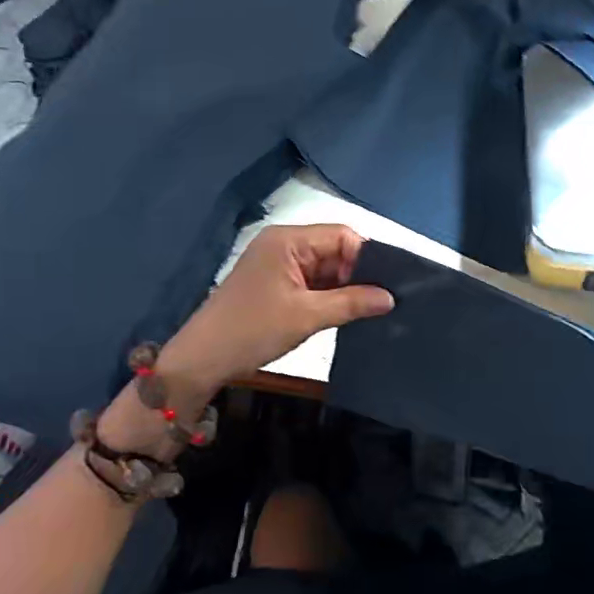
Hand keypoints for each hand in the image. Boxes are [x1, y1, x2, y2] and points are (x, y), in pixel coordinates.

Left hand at [159, 224, 394, 395]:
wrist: (202, 359)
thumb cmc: (253, 330)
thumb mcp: (307, 316)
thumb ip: (352, 302)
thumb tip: (390, 297)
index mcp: (287, 239)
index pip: (341, 235)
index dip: (365, 258)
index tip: (385, 286)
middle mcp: (282, 243)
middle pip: (333, 249)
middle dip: (356, 274)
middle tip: (383, 300)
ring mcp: (276, 263)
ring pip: (323, 267)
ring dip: (342, 287)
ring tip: (370, 308)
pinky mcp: (273, 283)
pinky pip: (310, 281)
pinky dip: (327, 295)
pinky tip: (346, 312)